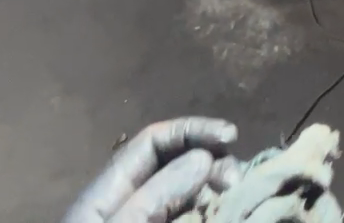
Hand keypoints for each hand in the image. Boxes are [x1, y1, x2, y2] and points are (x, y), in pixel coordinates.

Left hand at [62, 117, 236, 222]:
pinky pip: (190, 215)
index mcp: (108, 192)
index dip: (193, 129)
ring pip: (189, 192)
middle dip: (212, 161)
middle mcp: (129, 203)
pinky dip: (210, 209)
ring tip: (235, 195)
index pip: (155, 140)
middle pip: (176, 163)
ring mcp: (146, 221)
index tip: (230, 136)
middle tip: (236, 179)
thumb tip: (204, 156)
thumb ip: (156, 196)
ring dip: (216, 186)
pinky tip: (225, 209)